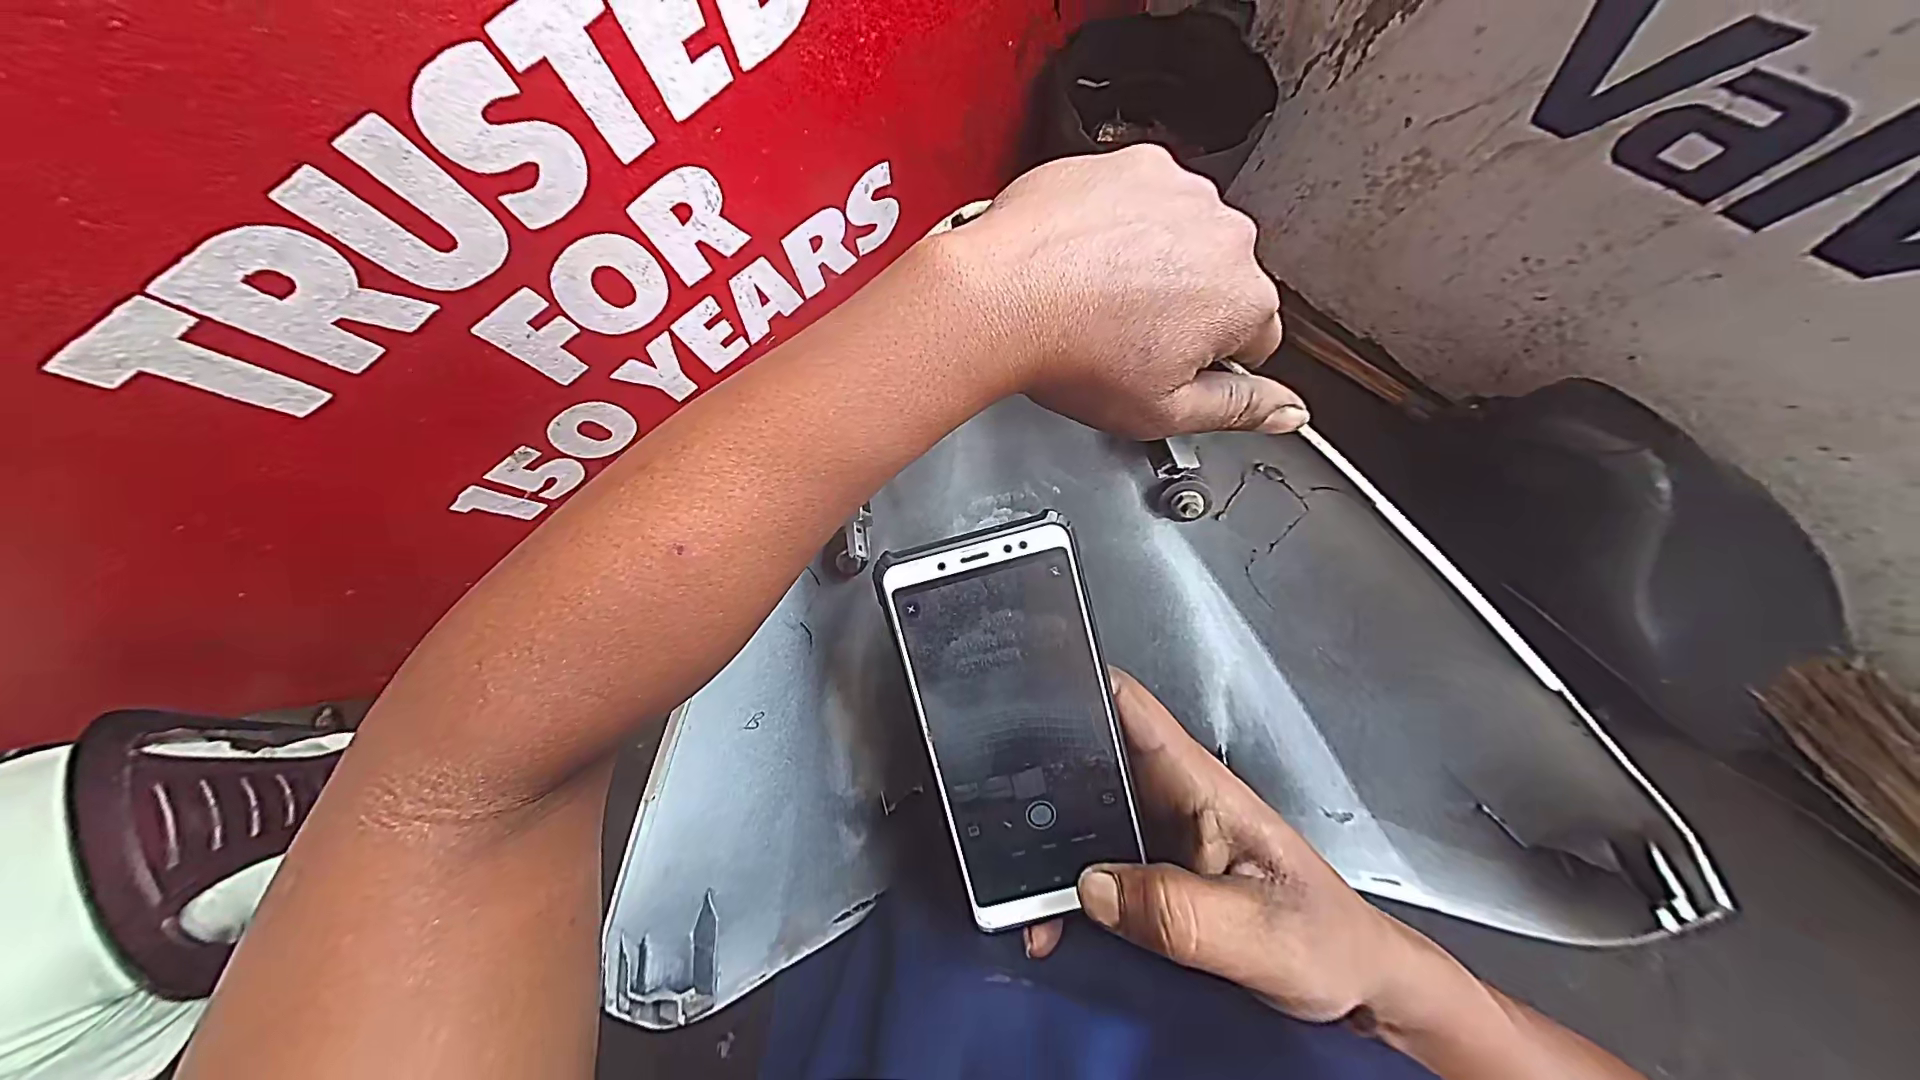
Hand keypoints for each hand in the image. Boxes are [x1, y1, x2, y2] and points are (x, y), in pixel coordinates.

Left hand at [937, 146, 1307, 438]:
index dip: (1209, 361)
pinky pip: (1138, 204)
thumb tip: (1287, 412)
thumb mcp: (1162, 411)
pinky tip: (1083, 264)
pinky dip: (1118, 229)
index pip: (1253, 339)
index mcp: (1242, 297)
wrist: (998, 298)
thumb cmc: (1070, 354)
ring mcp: (1174, 190)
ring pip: (1180, 239)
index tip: (1169, 366)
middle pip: (1218, 283)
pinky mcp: (1128, 166)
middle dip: (1183, 310)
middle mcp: (1221, 231)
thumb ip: (1236, 409)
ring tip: (1097, 301)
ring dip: (1152, 265)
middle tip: (1123, 338)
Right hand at [1025, 670, 1421, 1023]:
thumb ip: (1179, 912)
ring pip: (1081, 815)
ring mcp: (1154, 833)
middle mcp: (1169, 797)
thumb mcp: (1261, 934)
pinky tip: (1049, 915)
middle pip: (1087, 757)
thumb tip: (1093, 886)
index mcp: (1198, 782)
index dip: (1077, 681)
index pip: (1128, 704)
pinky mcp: (1148, 868)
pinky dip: (1060, 884)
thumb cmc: (1328, 941)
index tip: (1028, 684)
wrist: (1349, 985)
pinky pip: (1088, 862)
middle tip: (996, 805)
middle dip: (1038, 772)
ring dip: (1045, 840)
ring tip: (1016, 881)